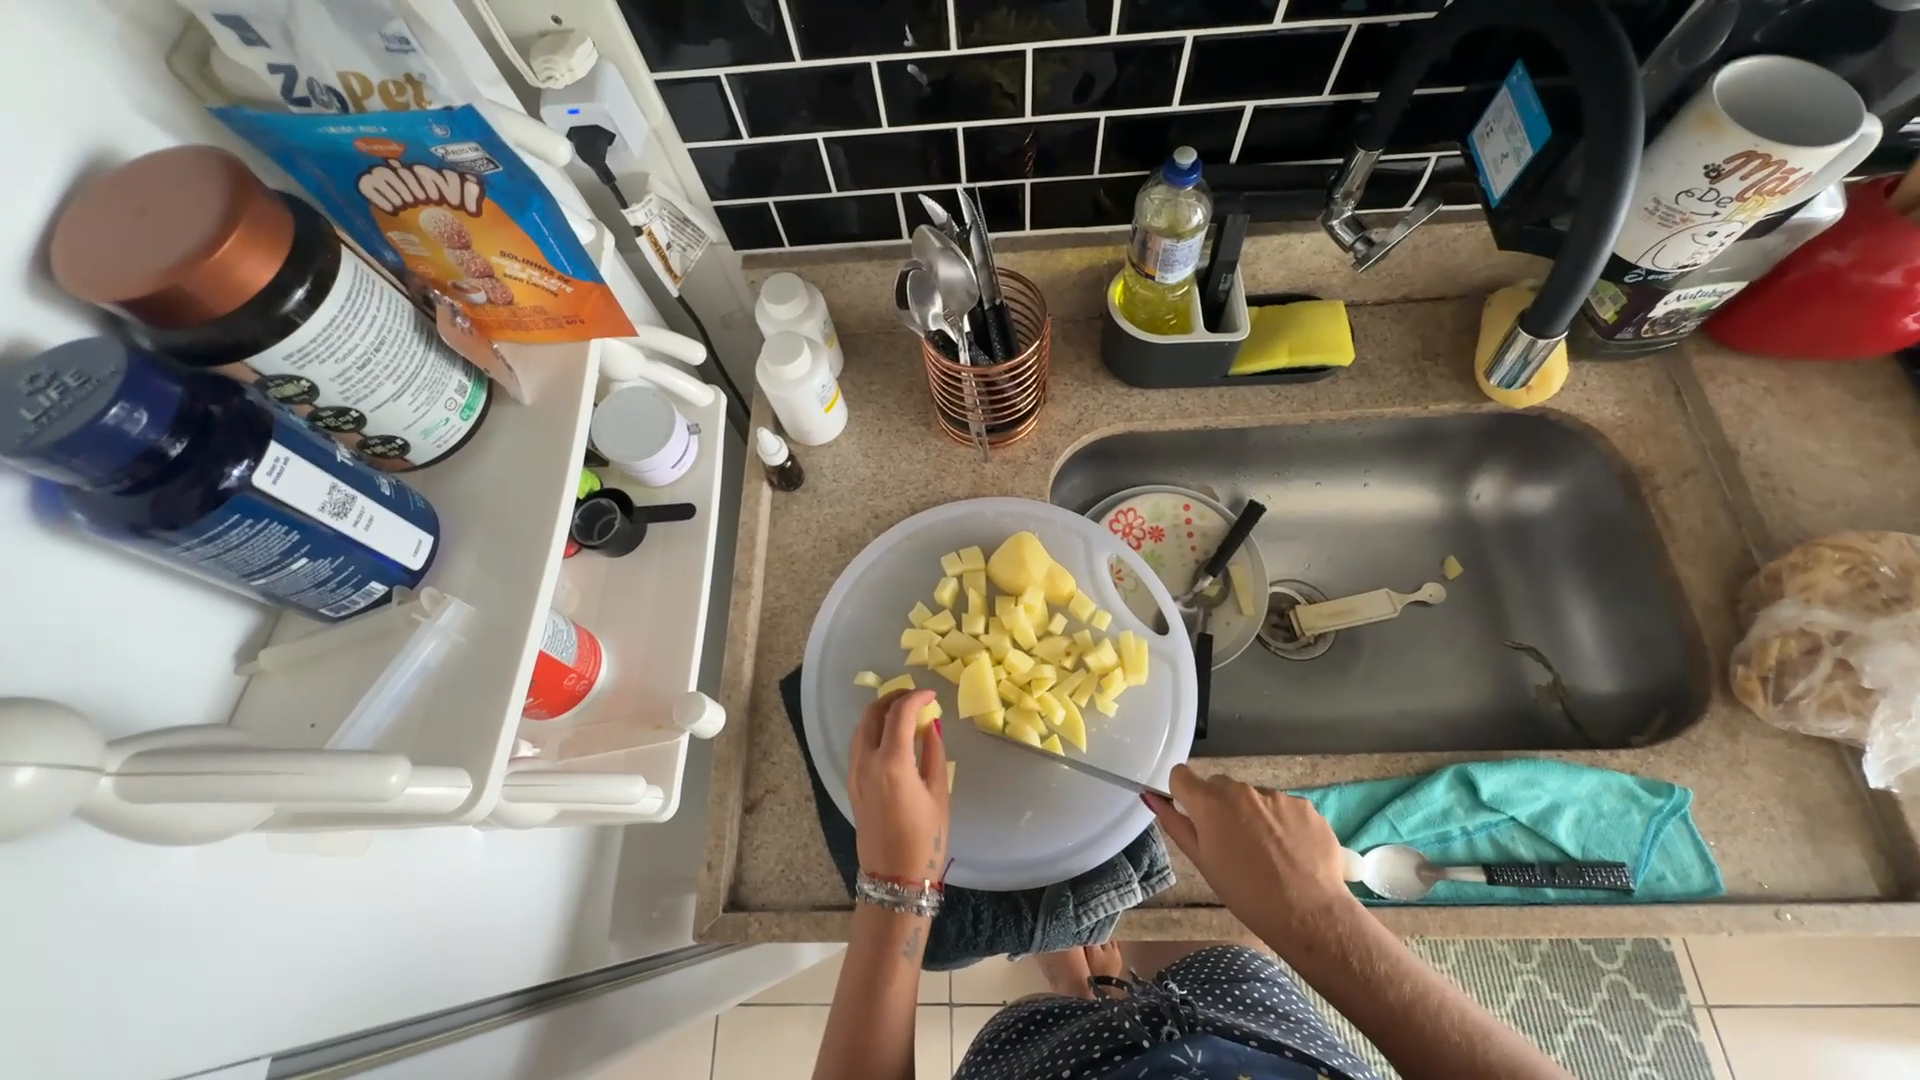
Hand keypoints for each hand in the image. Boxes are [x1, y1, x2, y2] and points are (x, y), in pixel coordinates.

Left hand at [848, 690, 949, 882]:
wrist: (894, 877)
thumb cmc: (925, 839)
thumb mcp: (939, 794)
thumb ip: (934, 754)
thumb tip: (931, 726)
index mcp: (891, 763)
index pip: (900, 713)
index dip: (916, 697)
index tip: (932, 696)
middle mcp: (866, 761)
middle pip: (873, 714)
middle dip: (894, 698)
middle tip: (915, 697)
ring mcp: (854, 773)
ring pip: (861, 727)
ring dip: (881, 713)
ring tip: (905, 713)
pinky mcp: (851, 784)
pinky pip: (859, 745)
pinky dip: (873, 731)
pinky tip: (892, 737)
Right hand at [1144, 765, 1355, 937]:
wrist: (1309, 914)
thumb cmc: (1246, 894)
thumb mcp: (1203, 863)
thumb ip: (1175, 825)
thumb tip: (1152, 797)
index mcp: (1210, 803)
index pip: (1181, 775)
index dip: (1183, 794)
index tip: (1193, 816)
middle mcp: (1241, 790)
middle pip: (1219, 786)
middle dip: (1219, 806)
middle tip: (1231, 843)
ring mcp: (1276, 796)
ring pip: (1252, 797)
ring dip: (1252, 814)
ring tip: (1267, 853)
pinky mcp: (1304, 805)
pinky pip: (1282, 806)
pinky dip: (1281, 822)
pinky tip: (1290, 852)